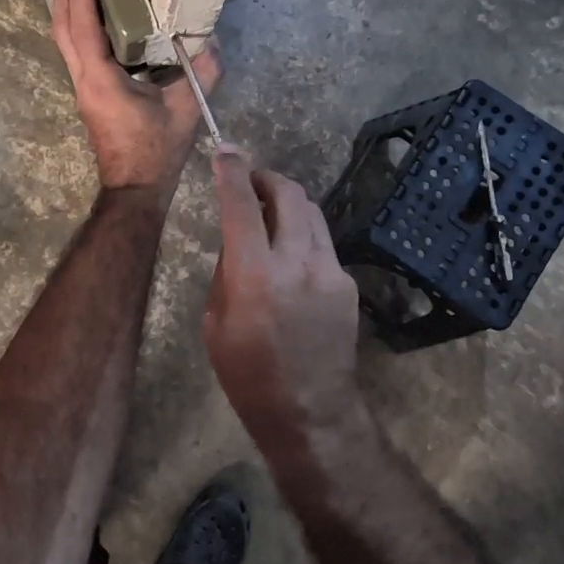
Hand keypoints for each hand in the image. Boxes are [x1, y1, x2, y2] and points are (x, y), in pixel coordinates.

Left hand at [51, 0, 221, 193]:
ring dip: (67, 8)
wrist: (135, 188)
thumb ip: (202, 73)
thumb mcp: (185, 110)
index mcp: (101, 79)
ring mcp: (83, 88)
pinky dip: (78, 26)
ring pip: (65, 40)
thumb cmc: (156, 151)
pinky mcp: (89, 94)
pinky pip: (76, 51)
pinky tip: (95, 17)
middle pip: (62, 28)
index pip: (84, 26)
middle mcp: (83, 79)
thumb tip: (212, 41)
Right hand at [205, 150, 360, 441]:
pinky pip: (323, 244)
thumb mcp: (216, 323)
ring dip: (288, 203)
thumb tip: (238, 242)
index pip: (242, 203)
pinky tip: (292, 258)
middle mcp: (297, 262)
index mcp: (254, 275)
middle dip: (267, 177)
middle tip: (251, 180)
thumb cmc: (248, 374)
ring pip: (312, 213)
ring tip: (271, 213)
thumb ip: (228, 272)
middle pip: (289, 194)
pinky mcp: (348, 285)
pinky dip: (303, 236)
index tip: (224, 150)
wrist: (310, 413)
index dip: (231, 170)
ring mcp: (330, 272)